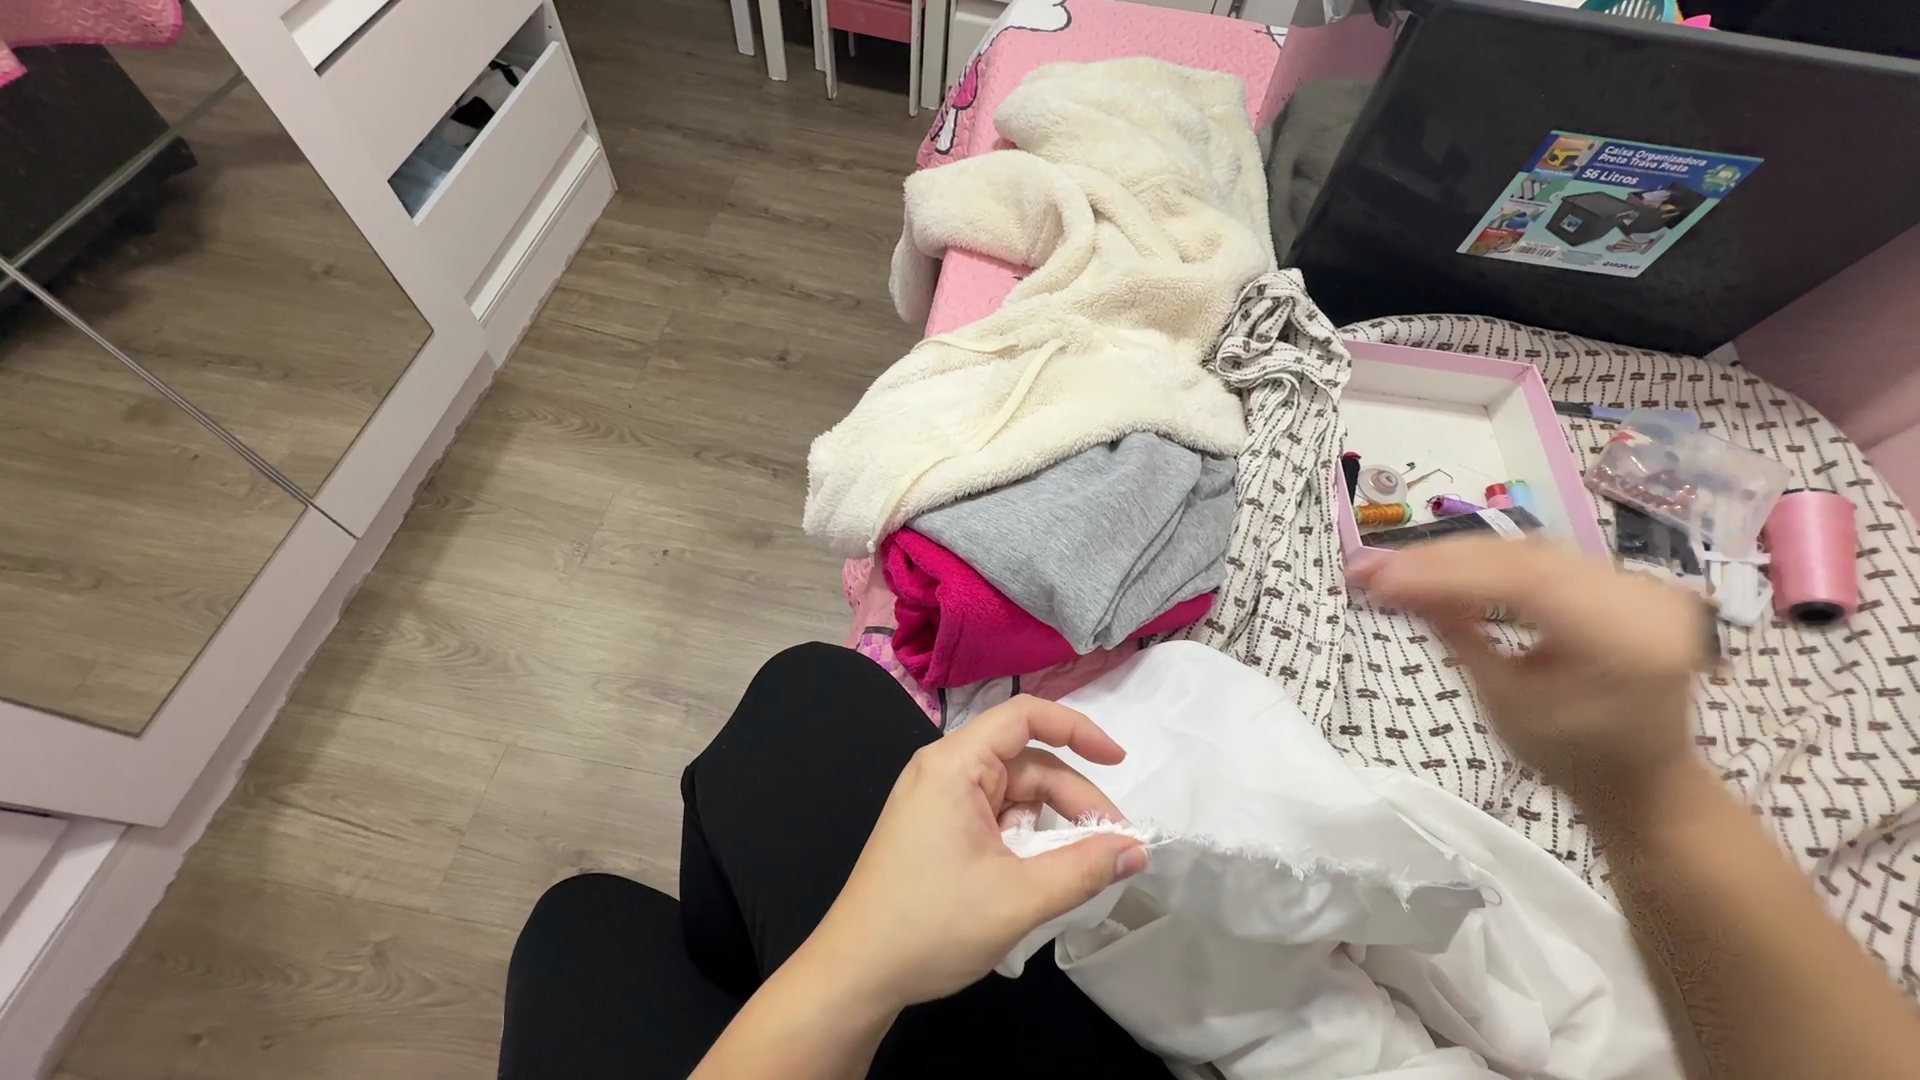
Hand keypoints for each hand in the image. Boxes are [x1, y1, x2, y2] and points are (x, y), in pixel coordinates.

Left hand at [797, 696, 1147, 1011]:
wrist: (855, 974)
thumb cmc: (930, 926)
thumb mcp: (1017, 899)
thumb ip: (1083, 869)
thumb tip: (1137, 849)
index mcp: (954, 764)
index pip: (1024, 716)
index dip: (1077, 728)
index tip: (1118, 761)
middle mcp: (945, 770)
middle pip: (1027, 764)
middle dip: (1073, 801)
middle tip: (1115, 848)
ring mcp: (939, 800)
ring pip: (1015, 795)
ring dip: (1050, 826)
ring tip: (1078, 870)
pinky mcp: (937, 828)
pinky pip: (995, 817)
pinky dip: (1025, 840)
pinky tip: (1039, 877)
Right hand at [1349, 537, 1711, 819]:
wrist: (1641, 773)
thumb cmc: (1572, 755)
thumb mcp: (1505, 701)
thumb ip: (1458, 634)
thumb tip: (1393, 585)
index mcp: (1629, 639)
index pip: (1526, 584)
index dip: (1444, 574)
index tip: (1377, 580)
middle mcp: (1642, 598)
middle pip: (1522, 557)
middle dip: (1437, 560)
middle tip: (1368, 567)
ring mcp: (1633, 582)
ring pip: (1523, 549)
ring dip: (1450, 556)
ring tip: (1390, 566)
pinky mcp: (1614, 577)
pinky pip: (1535, 556)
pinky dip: (1477, 560)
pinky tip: (1434, 566)